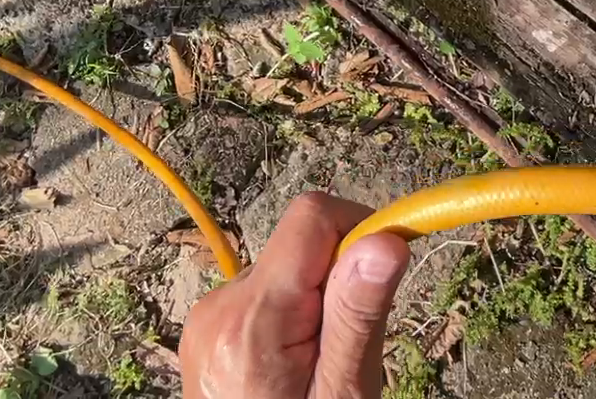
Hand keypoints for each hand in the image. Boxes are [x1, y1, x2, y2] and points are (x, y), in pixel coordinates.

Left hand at [181, 193, 411, 398]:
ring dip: (320, 296)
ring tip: (321, 362)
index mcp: (251, 317)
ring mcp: (208, 317)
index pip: (312, 216)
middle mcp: (220, 304)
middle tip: (351, 342)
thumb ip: (358, 315)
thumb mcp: (342, 395)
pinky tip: (296, 365)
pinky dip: (296, 311)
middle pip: (303, 240)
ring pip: (290, 265)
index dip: (359, 227)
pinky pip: (270, 290)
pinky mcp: (209, 328)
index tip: (382, 276)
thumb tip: (387, 238)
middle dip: (342, 273)